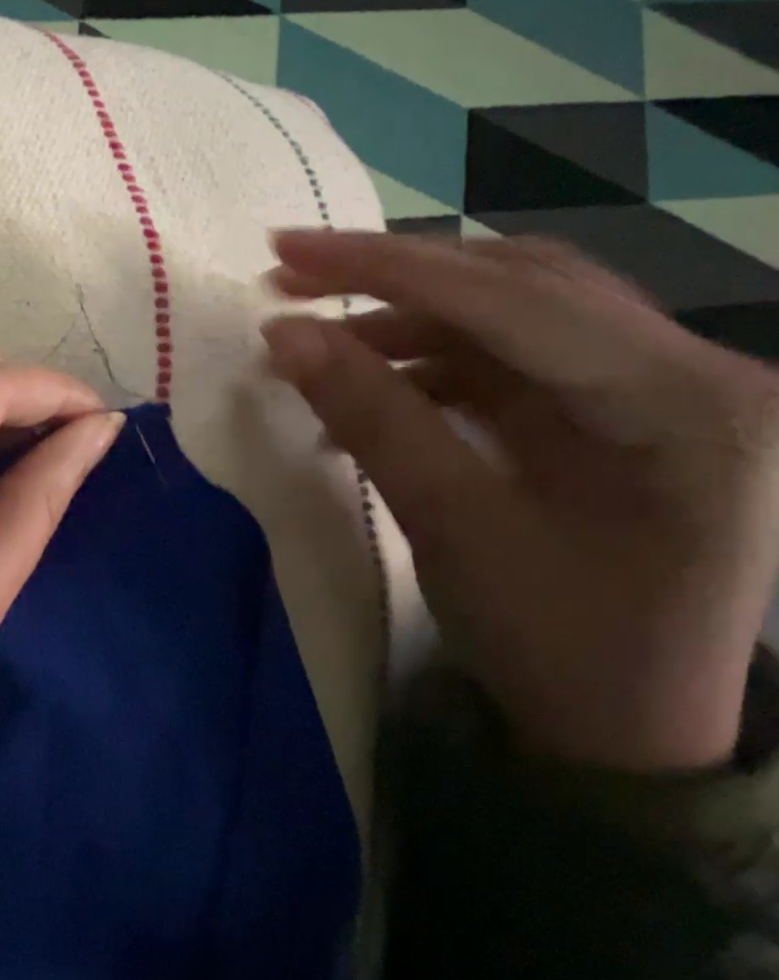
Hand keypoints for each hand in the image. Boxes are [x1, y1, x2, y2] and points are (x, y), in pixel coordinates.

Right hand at [263, 230, 778, 772]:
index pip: (518, 298)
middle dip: (396, 275)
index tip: (283, 249)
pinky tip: (369, 381)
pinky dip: (431, 360)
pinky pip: (515, 359)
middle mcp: (695, 372)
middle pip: (526, 284)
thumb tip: (284, 334)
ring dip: (408, 316)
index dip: (387, 267)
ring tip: (314, 336)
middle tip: (287, 276)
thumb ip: (372, 416)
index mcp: (685, 402)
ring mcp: (662, 391)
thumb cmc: (555, 641)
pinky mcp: (621, 415)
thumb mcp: (452, 526)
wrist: (623, 730)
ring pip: (518, 313)